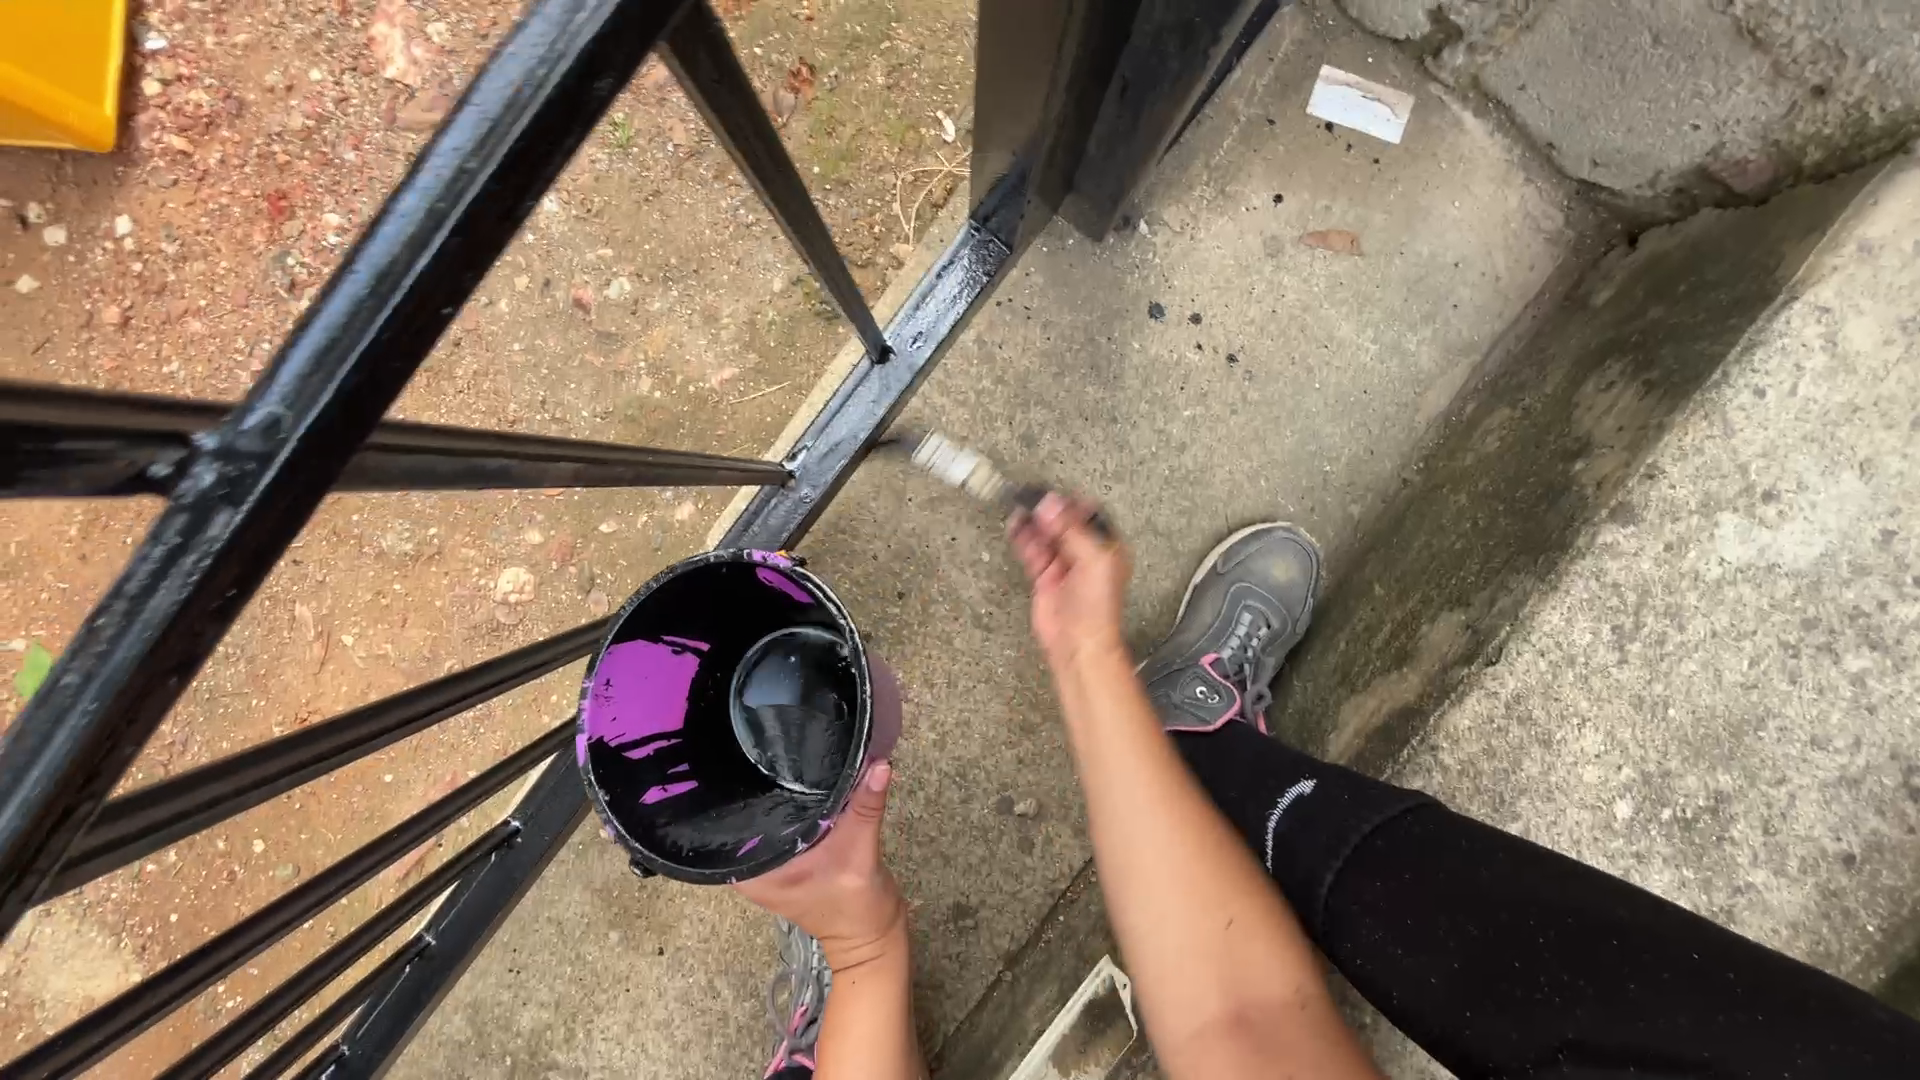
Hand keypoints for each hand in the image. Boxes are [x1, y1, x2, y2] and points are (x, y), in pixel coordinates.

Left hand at [736, 761, 905, 970]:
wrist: (873, 935)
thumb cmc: (856, 905)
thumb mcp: (861, 851)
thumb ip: (866, 806)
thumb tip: (878, 763)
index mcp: (753, 873)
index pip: (737, 822)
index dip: (748, 788)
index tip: (762, 756)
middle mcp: (755, 866)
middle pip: (757, 814)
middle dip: (773, 783)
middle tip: (784, 747)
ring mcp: (774, 861)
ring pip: (777, 816)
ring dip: (792, 793)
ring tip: (797, 756)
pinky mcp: (794, 855)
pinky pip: (794, 822)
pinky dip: (806, 805)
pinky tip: (813, 780)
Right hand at [1007, 492, 1132, 668]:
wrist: (1078, 642)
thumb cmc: (1097, 610)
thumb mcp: (1092, 560)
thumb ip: (1072, 530)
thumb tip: (1052, 505)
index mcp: (1107, 547)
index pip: (1089, 514)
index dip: (1071, 503)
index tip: (1052, 495)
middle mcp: (1087, 554)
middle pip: (1064, 522)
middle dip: (1049, 510)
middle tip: (1032, 498)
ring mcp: (1065, 565)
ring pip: (1047, 534)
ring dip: (1034, 521)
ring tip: (1021, 507)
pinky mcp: (1045, 576)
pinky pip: (1033, 550)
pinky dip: (1024, 537)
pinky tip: (1017, 526)